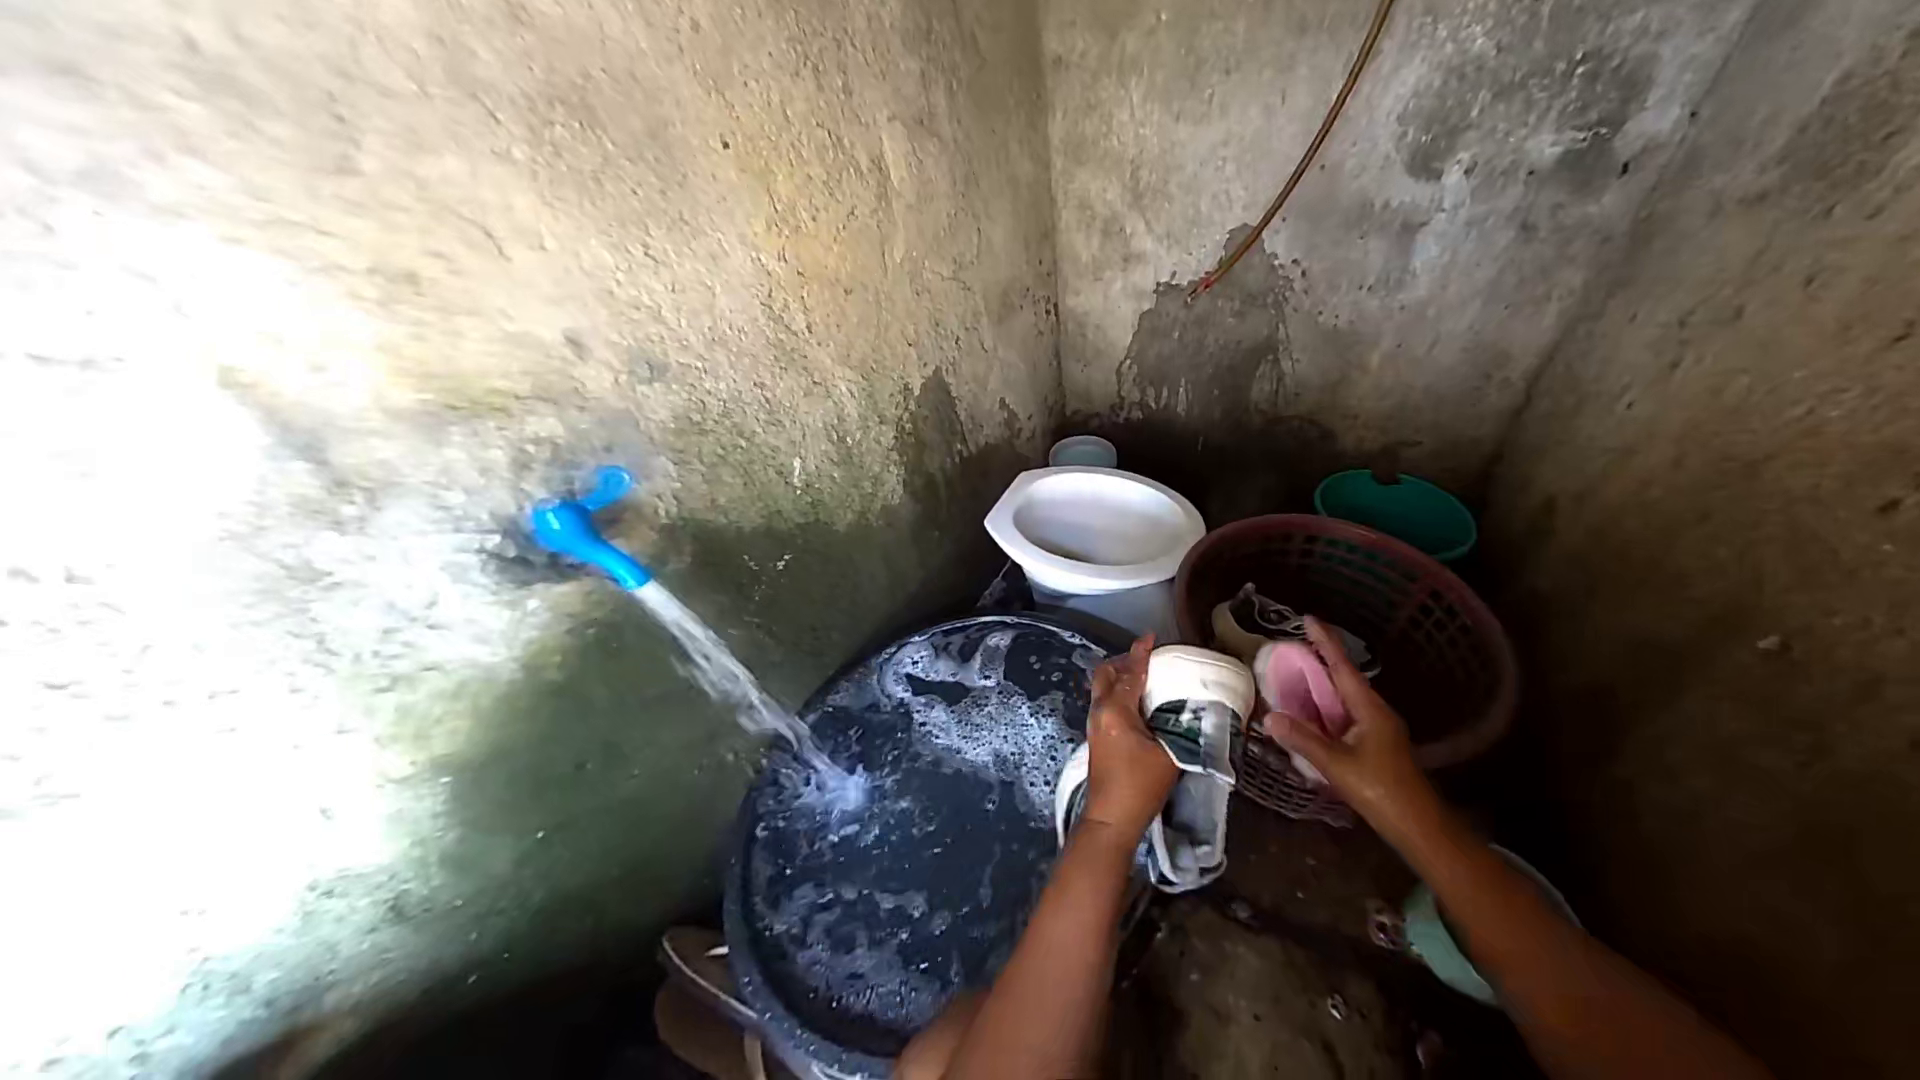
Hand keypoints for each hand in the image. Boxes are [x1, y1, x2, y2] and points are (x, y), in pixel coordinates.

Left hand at [1081, 634, 1177, 837]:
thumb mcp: (1169, 756)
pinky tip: (1137, 702)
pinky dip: (1118, 692)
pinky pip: (1104, 701)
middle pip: (1105, 674)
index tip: (1150, 637)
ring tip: (1145, 677)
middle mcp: (1099, 711)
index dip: (1141, 654)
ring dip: (1119, 677)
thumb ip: (1179, 729)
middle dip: (1124, 662)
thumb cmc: (1140, 786)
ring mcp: (1093, 724)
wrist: (1111, 817)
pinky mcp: (1096, 736)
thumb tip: (1189, 712)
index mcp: (1115, 710)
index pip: (1130, 674)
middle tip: (1148, 659)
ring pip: (1102, 688)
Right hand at [1262, 616, 1434, 833]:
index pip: (1342, 667)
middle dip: (1320, 658)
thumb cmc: (1381, 790)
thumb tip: (1269, 717)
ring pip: (1343, 696)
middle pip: (1344, 677)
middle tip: (1292, 645)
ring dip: (1321, 682)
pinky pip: (1343, 713)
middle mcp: (1374, 712)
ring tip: (1294, 672)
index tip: (1308, 619)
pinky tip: (1308, 710)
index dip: (1326, 642)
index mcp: (1369, 709)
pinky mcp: (1372, 742)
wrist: (1418, 825)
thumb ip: (1303, 739)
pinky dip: (1323, 704)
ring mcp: (1375, 728)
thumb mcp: (1336, 764)